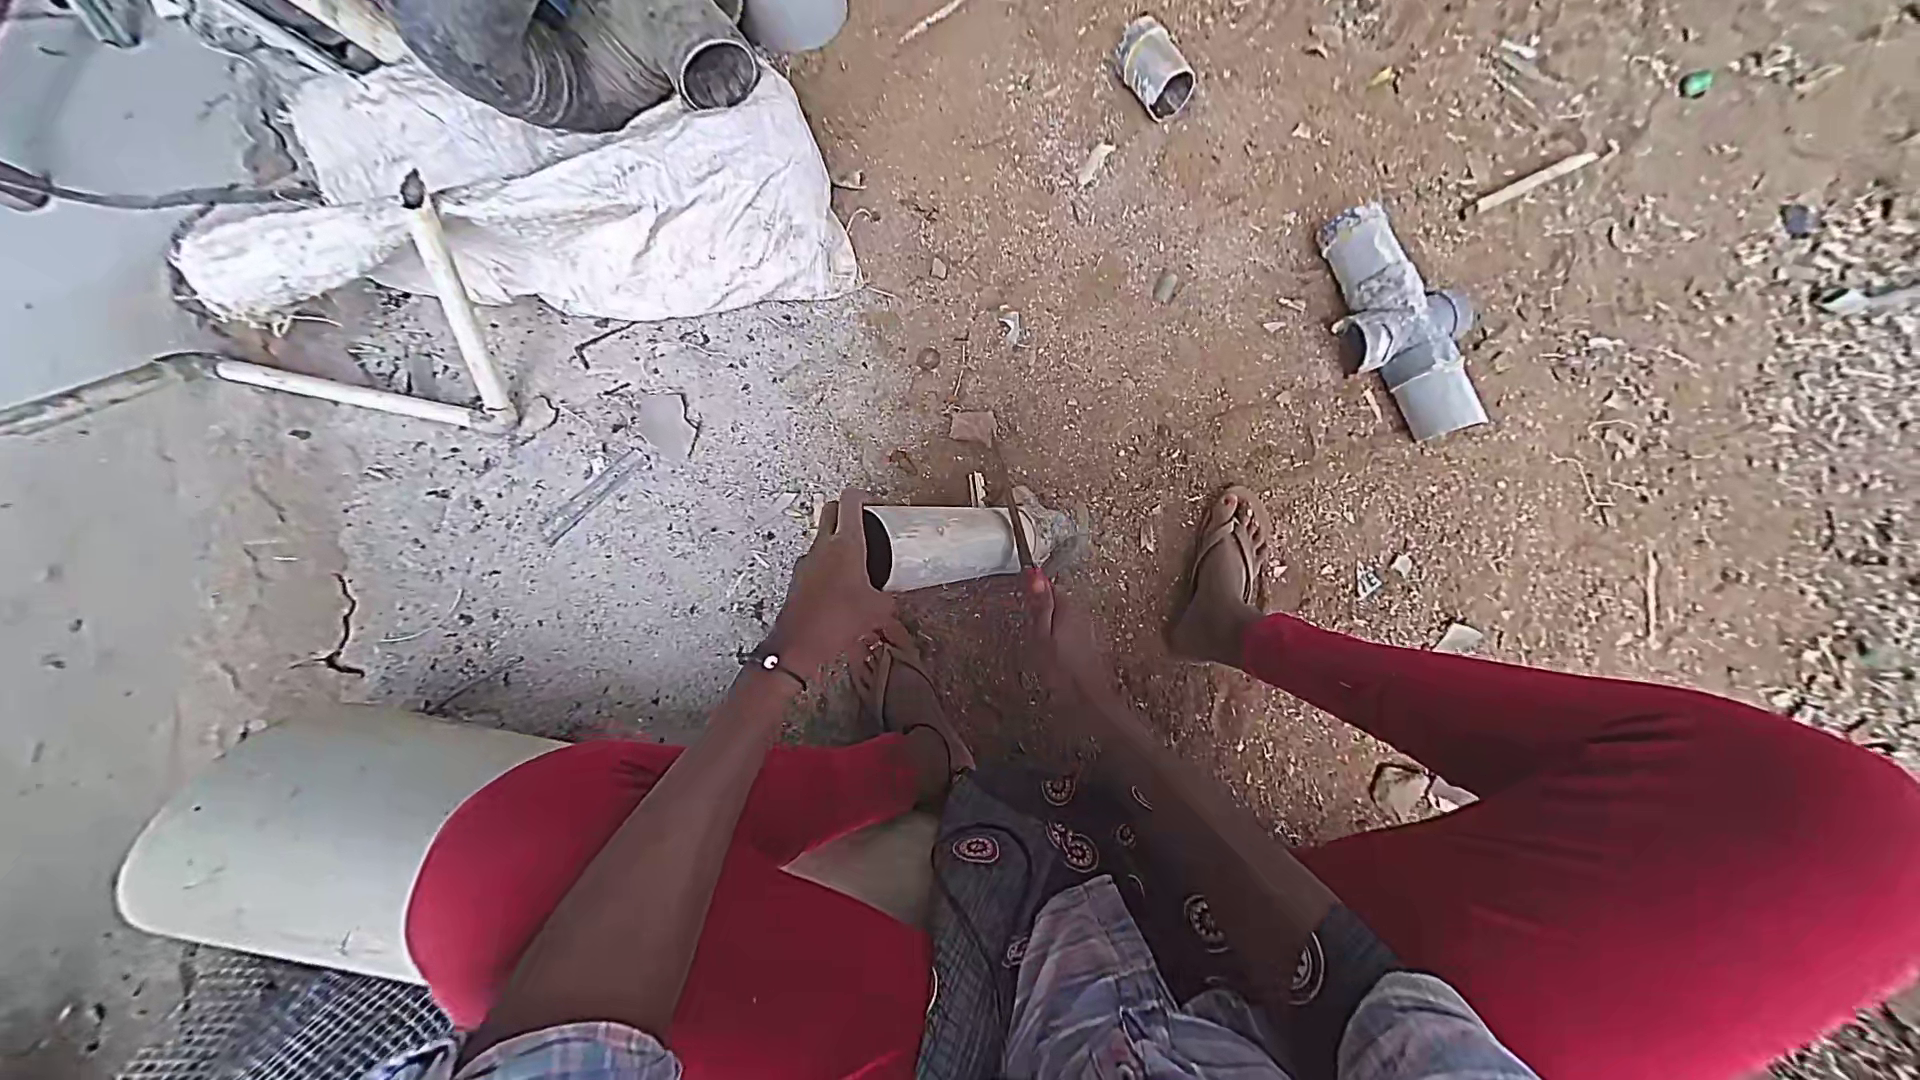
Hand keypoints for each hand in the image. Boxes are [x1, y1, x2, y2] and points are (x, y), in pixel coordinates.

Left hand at [768, 488, 894, 678]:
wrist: (800, 643)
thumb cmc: (838, 620)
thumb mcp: (879, 609)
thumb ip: (889, 597)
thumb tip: (892, 598)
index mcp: (846, 544)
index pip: (850, 501)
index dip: (863, 496)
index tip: (874, 503)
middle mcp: (823, 546)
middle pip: (830, 509)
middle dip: (847, 509)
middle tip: (864, 520)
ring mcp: (807, 561)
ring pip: (822, 536)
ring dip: (837, 538)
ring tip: (855, 557)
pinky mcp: (799, 577)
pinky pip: (816, 560)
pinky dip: (828, 563)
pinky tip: (840, 584)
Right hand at [1021, 571, 1113, 705]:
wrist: (1087, 700)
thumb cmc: (1061, 669)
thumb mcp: (1041, 634)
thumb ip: (1040, 604)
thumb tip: (1034, 574)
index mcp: (1068, 607)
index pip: (1049, 586)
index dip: (1034, 591)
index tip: (1022, 602)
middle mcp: (1082, 614)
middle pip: (1057, 602)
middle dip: (1042, 611)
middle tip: (1030, 630)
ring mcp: (1088, 630)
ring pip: (1064, 618)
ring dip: (1052, 626)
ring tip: (1040, 646)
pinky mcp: (1090, 645)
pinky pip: (1071, 634)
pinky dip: (1061, 640)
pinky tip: (1055, 657)